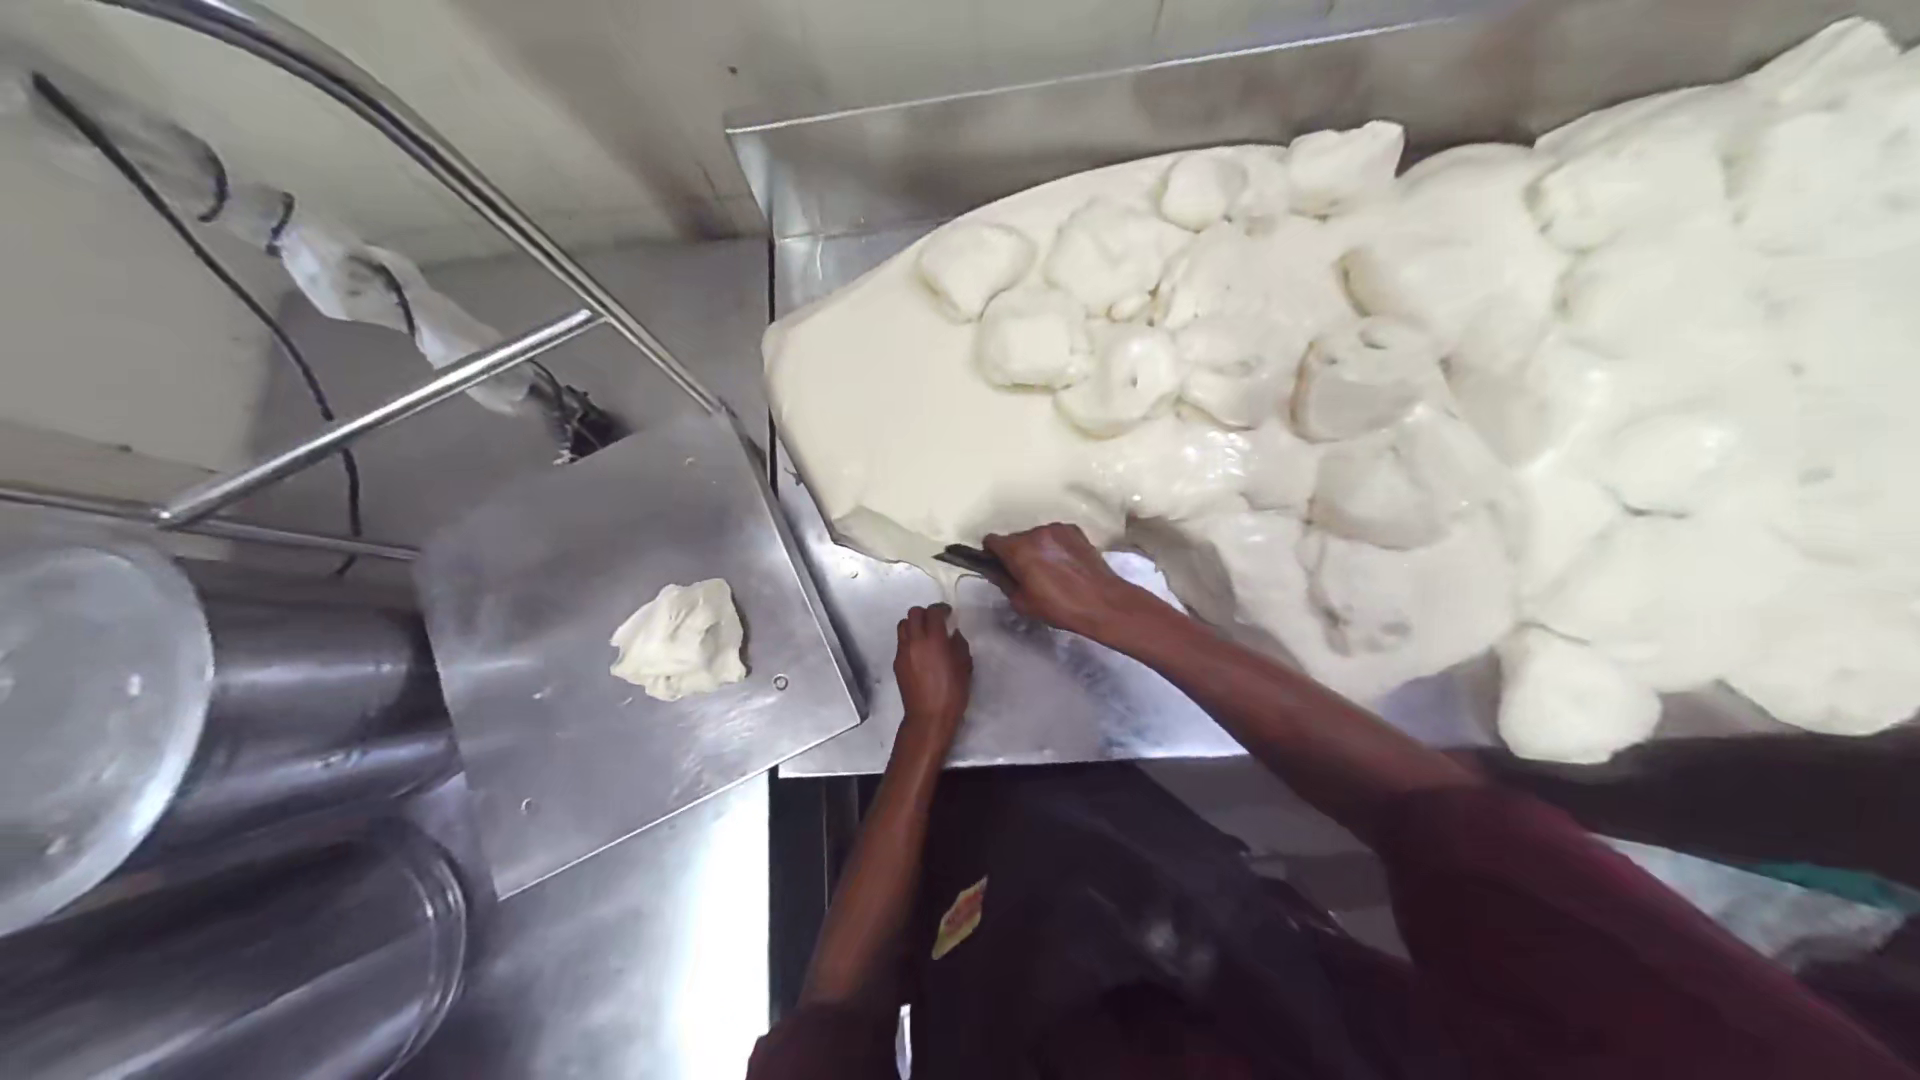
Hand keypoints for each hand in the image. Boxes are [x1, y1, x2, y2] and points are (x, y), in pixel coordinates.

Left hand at [894, 604, 971, 741]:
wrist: (929, 716)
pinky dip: (910, 640)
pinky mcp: (897, 663)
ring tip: (925, 634)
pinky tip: (920, 652)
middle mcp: (915, 641)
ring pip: (903, 625)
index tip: (948, 613)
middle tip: (935, 621)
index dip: (941, 609)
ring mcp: (903, 651)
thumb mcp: (964, 666)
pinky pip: (901, 642)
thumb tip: (952, 634)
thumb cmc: (953, 692)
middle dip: (925, 613)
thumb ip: (959, 644)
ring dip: (914, 624)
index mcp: (934, 640)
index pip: (933, 612)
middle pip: (913, 613)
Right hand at [982, 524, 1170, 645]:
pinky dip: (1053, 546)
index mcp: (1018, 549)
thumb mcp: (1022, 603)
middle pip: (1015, 538)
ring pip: (1035, 536)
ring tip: (1050, 571)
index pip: (991, 541)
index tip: (1000, 567)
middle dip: (1016, 553)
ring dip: (1036, 549)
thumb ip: (1004, 582)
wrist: (1103, 602)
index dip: (992, 554)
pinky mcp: (1075, 530)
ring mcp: (1057, 529)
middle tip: (1027, 575)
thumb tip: (996, 571)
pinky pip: (1054, 536)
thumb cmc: (1059, 607)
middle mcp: (1036, 532)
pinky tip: (1065, 564)